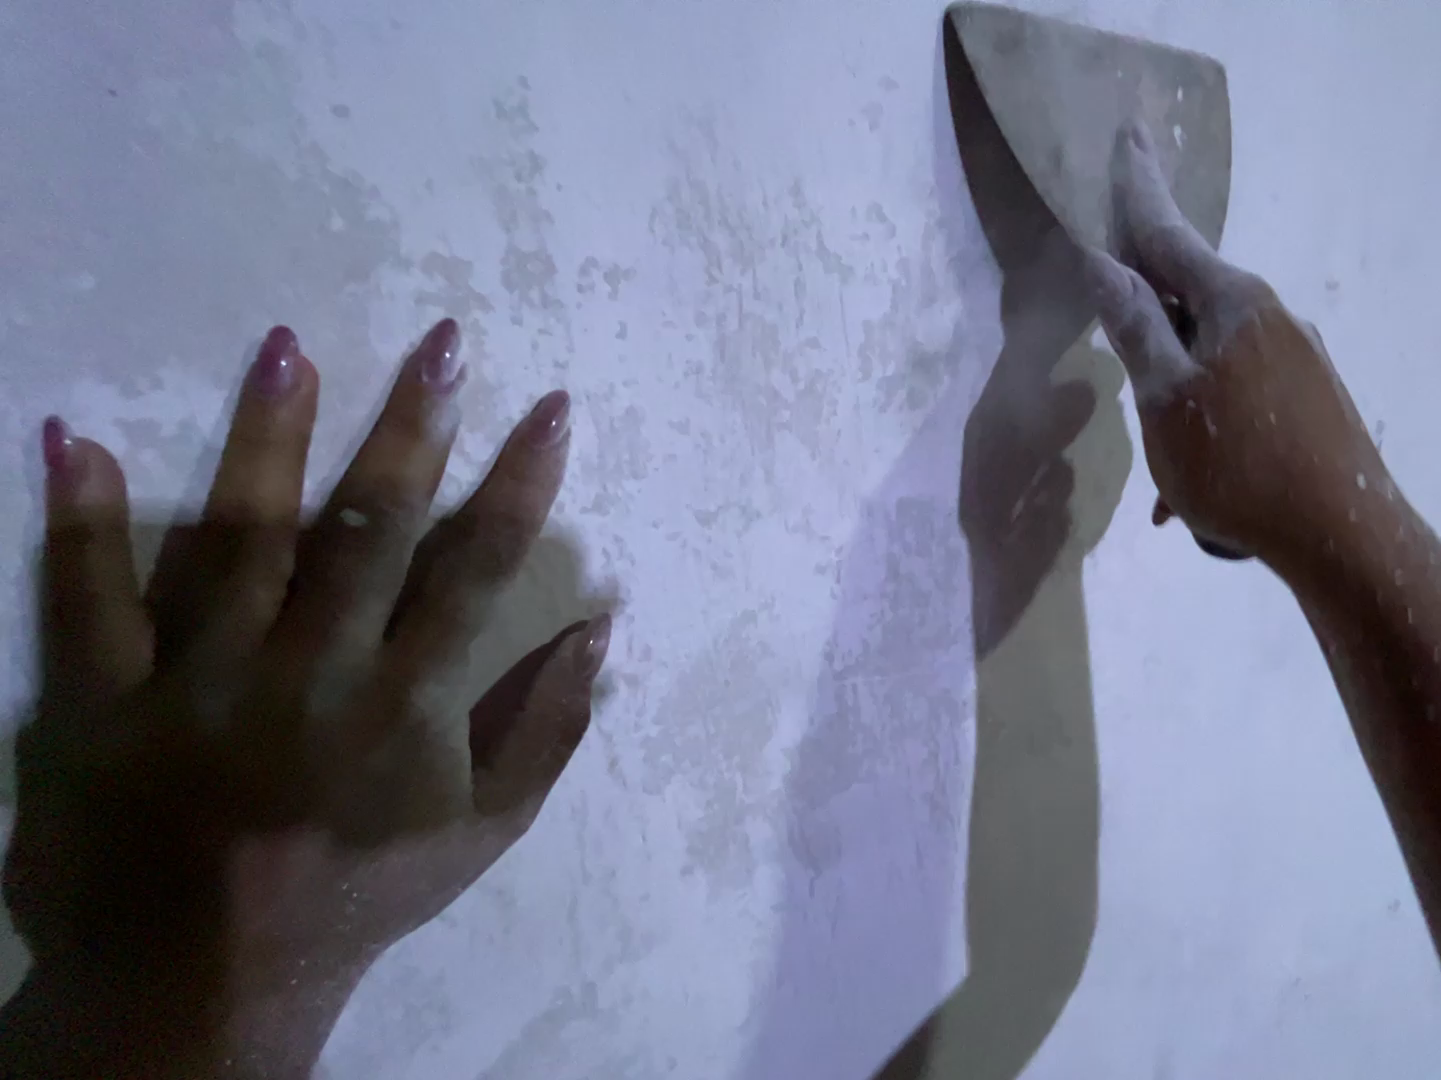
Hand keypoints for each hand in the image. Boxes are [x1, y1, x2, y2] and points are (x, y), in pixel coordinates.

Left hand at [5, 320, 608, 1076]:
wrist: (199, 978)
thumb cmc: (368, 884)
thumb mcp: (492, 822)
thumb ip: (552, 723)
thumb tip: (601, 626)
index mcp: (407, 700)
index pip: (475, 567)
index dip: (519, 482)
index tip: (550, 412)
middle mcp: (309, 670)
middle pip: (367, 529)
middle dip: (414, 429)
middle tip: (443, 345)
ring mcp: (190, 682)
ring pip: (234, 540)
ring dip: (266, 438)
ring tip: (291, 348)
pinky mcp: (87, 705)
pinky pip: (78, 604)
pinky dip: (73, 522)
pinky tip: (69, 437)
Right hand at [1084, 123, 1383, 572]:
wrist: (1342, 535)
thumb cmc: (1235, 464)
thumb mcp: (1165, 399)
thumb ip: (1134, 328)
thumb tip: (1101, 263)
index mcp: (1234, 304)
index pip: (1170, 235)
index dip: (1139, 195)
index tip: (1129, 142)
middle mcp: (1273, 318)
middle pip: (1193, 299)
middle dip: (1151, 322)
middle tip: (1121, 338)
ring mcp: (1300, 359)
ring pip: (1215, 361)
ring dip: (1177, 399)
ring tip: (1163, 470)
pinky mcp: (1314, 401)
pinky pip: (1241, 397)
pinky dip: (1208, 428)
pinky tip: (1193, 488)